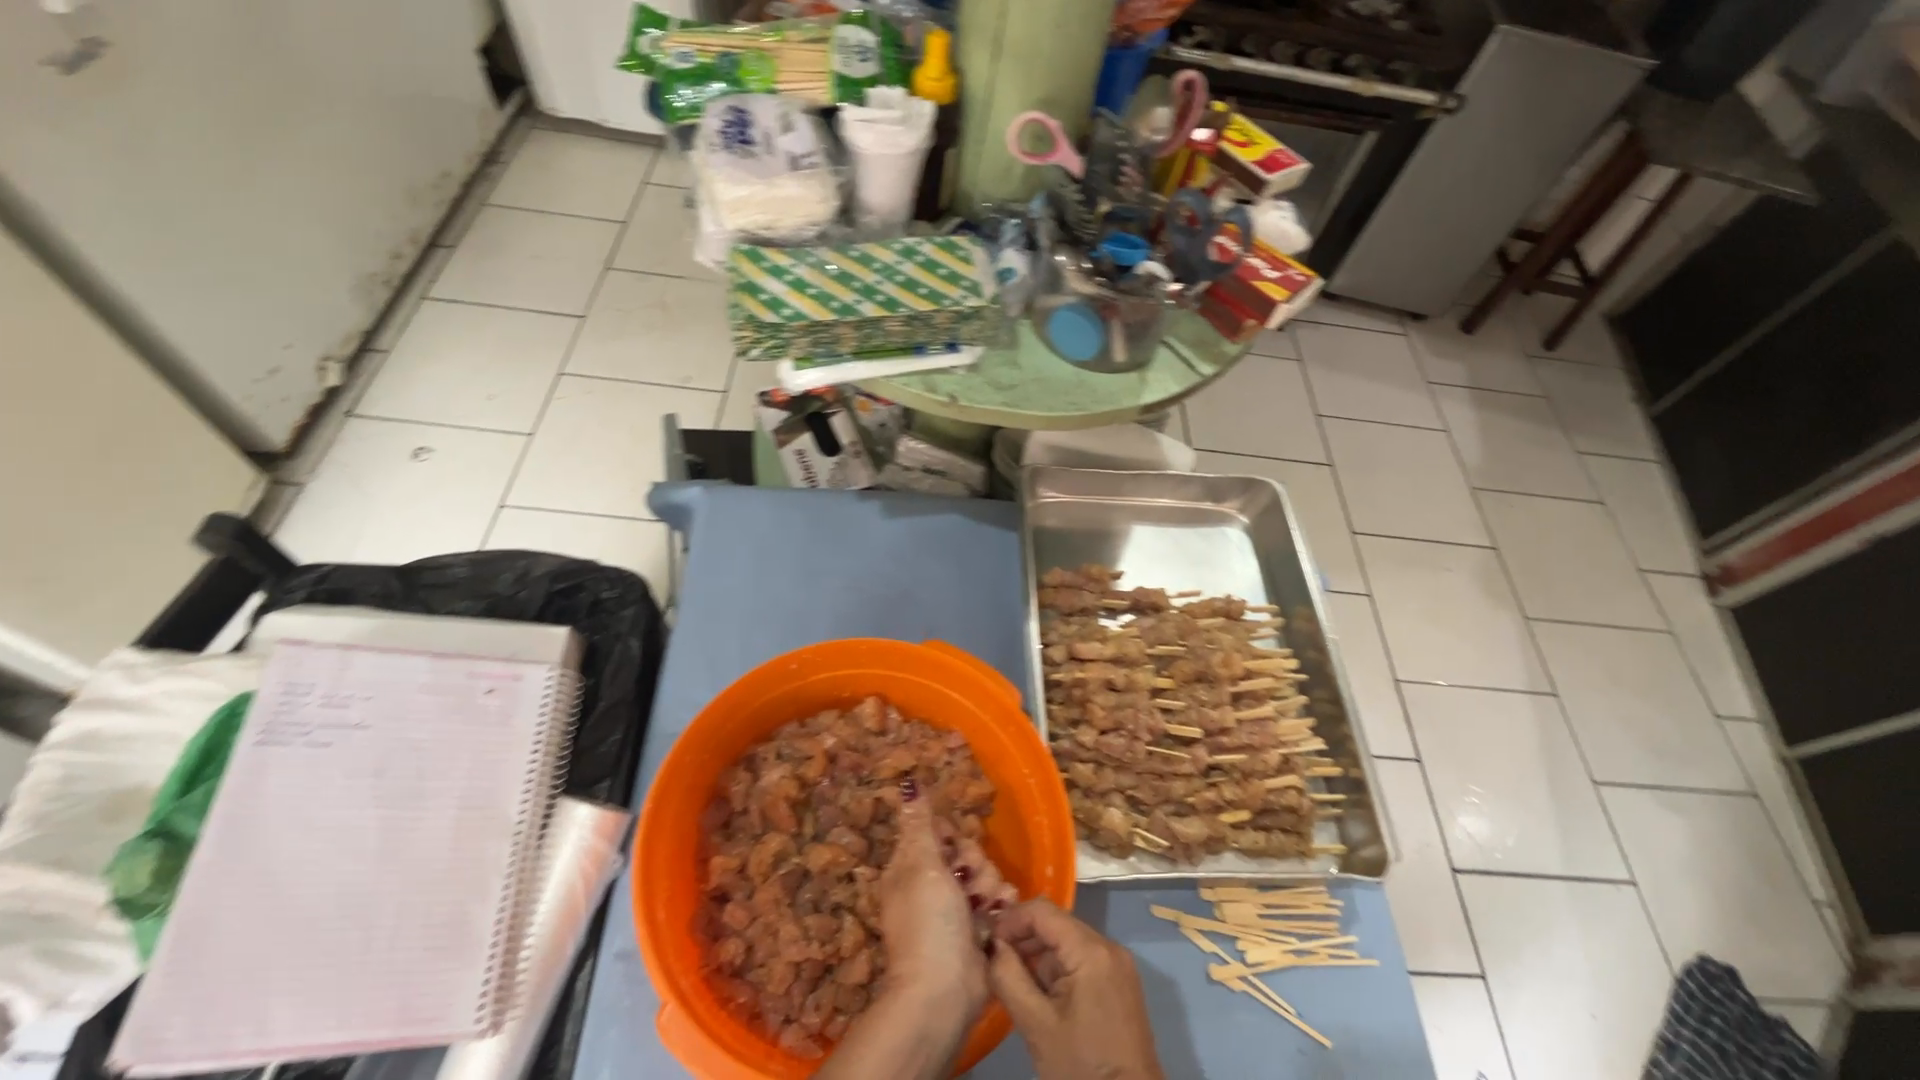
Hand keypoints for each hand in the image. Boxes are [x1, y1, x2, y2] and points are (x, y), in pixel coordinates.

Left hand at [875, 779, 1012, 1013]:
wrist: (945, 989)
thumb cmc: (928, 923)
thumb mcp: (921, 866)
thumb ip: (920, 824)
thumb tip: (907, 783)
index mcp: (909, 868)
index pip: (936, 832)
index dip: (949, 836)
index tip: (950, 848)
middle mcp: (932, 885)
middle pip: (965, 852)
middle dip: (974, 863)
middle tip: (966, 883)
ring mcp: (957, 909)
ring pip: (985, 874)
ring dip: (989, 885)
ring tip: (984, 906)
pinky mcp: (980, 927)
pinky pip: (998, 900)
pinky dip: (1000, 905)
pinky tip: (999, 913)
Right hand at [987, 900, 1164, 1079]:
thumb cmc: (1080, 1064)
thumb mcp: (1036, 1023)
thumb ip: (1008, 976)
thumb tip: (991, 945)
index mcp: (1091, 950)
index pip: (1043, 911)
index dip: (1010, 919)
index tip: (987, 941)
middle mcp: (1109, 947)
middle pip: (1056, 923)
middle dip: (1022, 937)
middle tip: (994, 961)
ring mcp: (1118, 965)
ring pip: (1067, 941)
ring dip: (1038, 954)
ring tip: (1012, 980)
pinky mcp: (1119, 982)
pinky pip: (1081, 959)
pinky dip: (1057, 968)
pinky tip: (1039, 993)